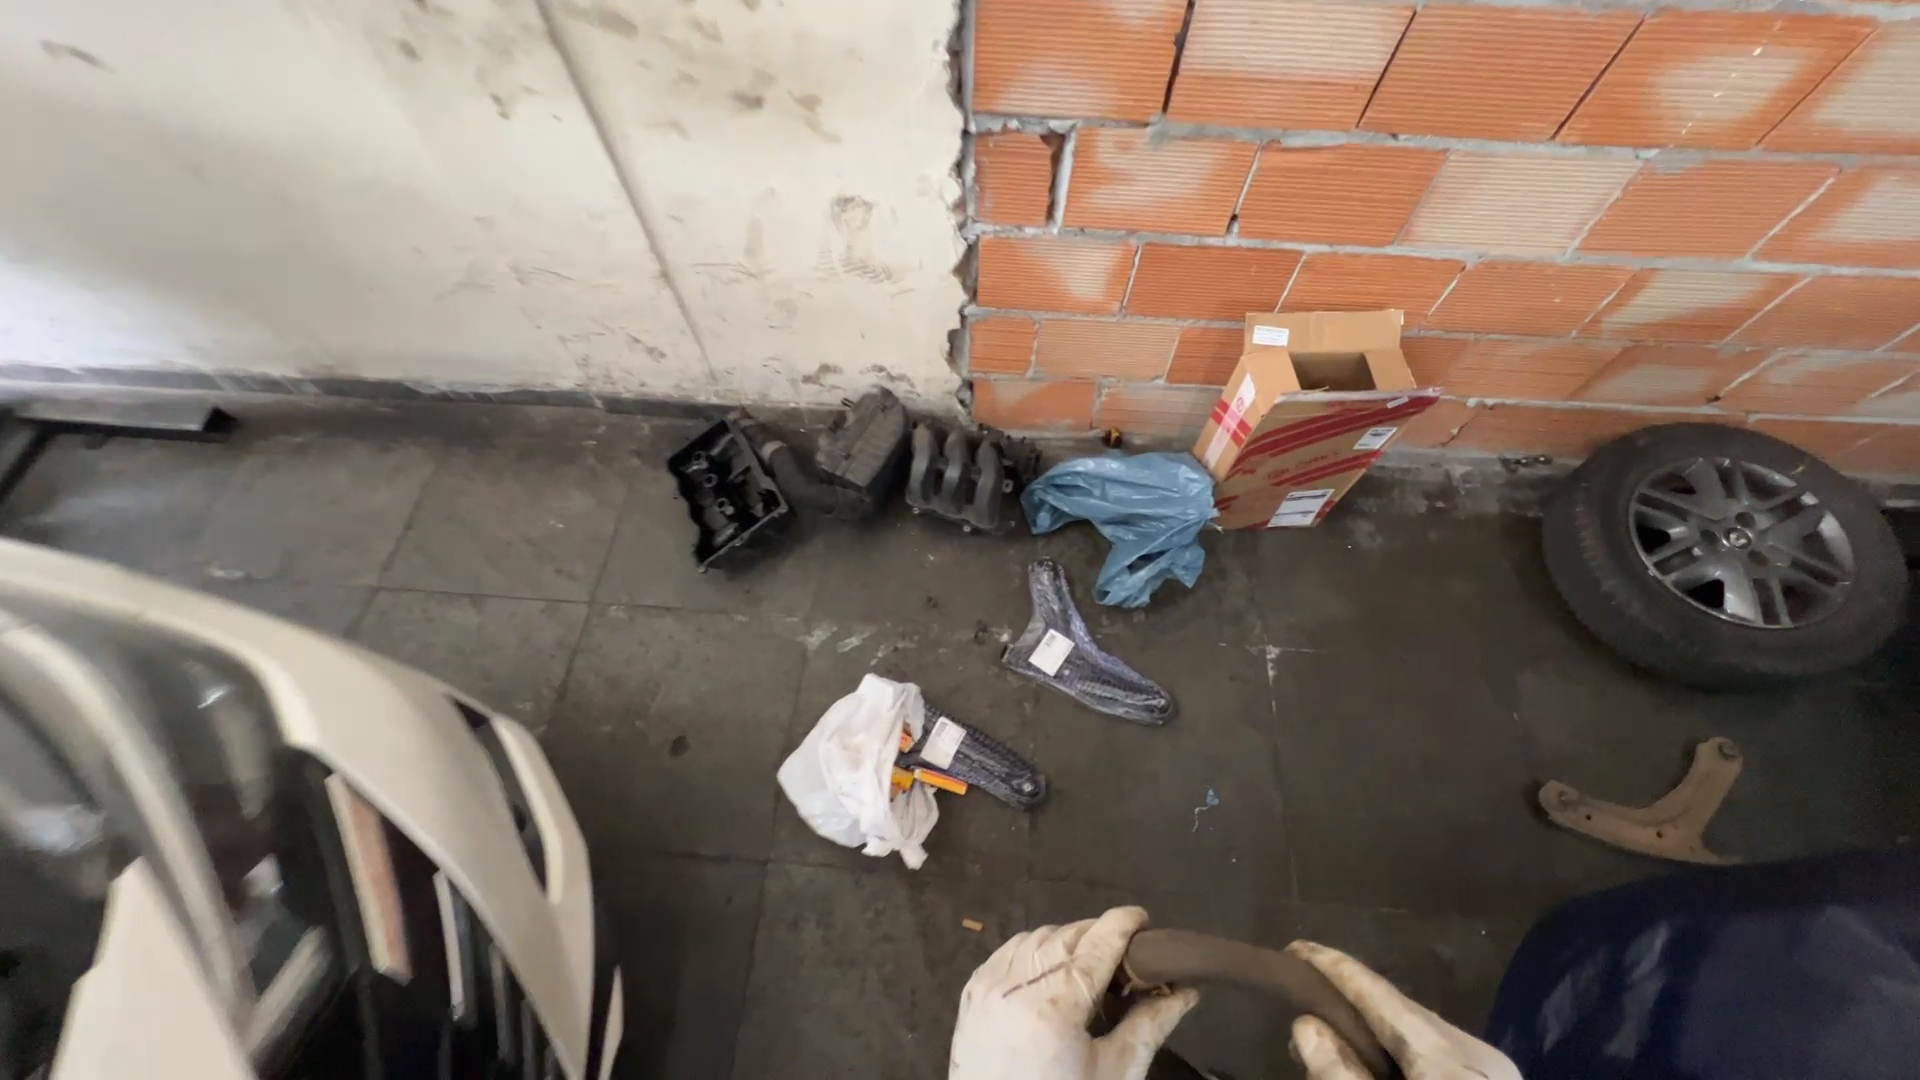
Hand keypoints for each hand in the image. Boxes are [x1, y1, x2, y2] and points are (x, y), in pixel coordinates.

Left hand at [950, 906, 1199, 1079]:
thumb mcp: (1115, 1075)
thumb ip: (1149, 1026)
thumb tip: (1187, 991)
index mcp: (1055, 1006)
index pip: (1096, 944)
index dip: (1122, 924)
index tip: (1143, 918)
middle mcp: (1017, 984)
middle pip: (1068, 936)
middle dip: (1098, 936)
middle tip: (1124, 955)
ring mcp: (990, 983)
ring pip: (1039, 936)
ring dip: (1068, 941)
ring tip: (1090, 966)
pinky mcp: (973, 988)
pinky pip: (1011, 949)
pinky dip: (1036, 949)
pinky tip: (1052, 970)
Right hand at [1286, 941, 1521, 1079]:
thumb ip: (1342, 1075)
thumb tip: (1305, 1024)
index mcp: (1454, 1056)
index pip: (1379, 993)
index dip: (1333, 966)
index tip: (1293, 947)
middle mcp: (1479, 1054)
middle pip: (1399, 1010)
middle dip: (1348, 998)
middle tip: (1300, 999)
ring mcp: (1493, 1074)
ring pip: (1417, 1033)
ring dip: (1371, 1028)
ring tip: (1329, 1031)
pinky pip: (1433, 1056)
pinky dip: (1396, 1051)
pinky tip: (1371, 1062)